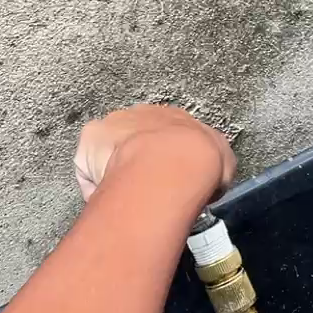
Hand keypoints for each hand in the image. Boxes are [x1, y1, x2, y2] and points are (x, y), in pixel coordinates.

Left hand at [72, 105, 235, 203]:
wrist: (175, 159)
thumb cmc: (203, 162)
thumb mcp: (224, 164)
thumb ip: (213, 167)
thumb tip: (207, 181)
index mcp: (177, 118)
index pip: (167, 138)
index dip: (165, 162)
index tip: (165, 182)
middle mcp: (145, 113)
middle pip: (135, 138)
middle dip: (136, 162)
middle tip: (142, 191)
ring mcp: (116, 121)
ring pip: (109, 150)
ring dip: (113, 169)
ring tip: (121, 198)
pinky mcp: (92, 135)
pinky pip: (89, 164)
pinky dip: (93, 182)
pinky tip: (104, 199)